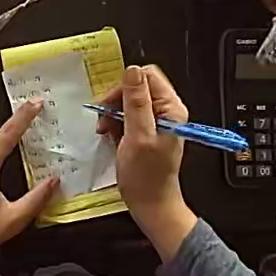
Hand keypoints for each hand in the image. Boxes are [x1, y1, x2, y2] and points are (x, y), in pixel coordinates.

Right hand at [95, 65, 198, 259]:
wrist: (150, 204)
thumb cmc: (146, 177)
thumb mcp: (138, 136)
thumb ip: (136, 102)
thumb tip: (132, 71)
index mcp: (171, 109)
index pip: (147, 77)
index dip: (125, 86)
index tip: (110, 104)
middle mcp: (166, 112)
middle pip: (136, 88)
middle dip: (116, 101)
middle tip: (104, 120)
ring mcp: (156, 122)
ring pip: (129, 102)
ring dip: (113, 114)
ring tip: (106, 131)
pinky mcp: (145, 131)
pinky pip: (127, 117)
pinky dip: (115, 124)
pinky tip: (111, 136)